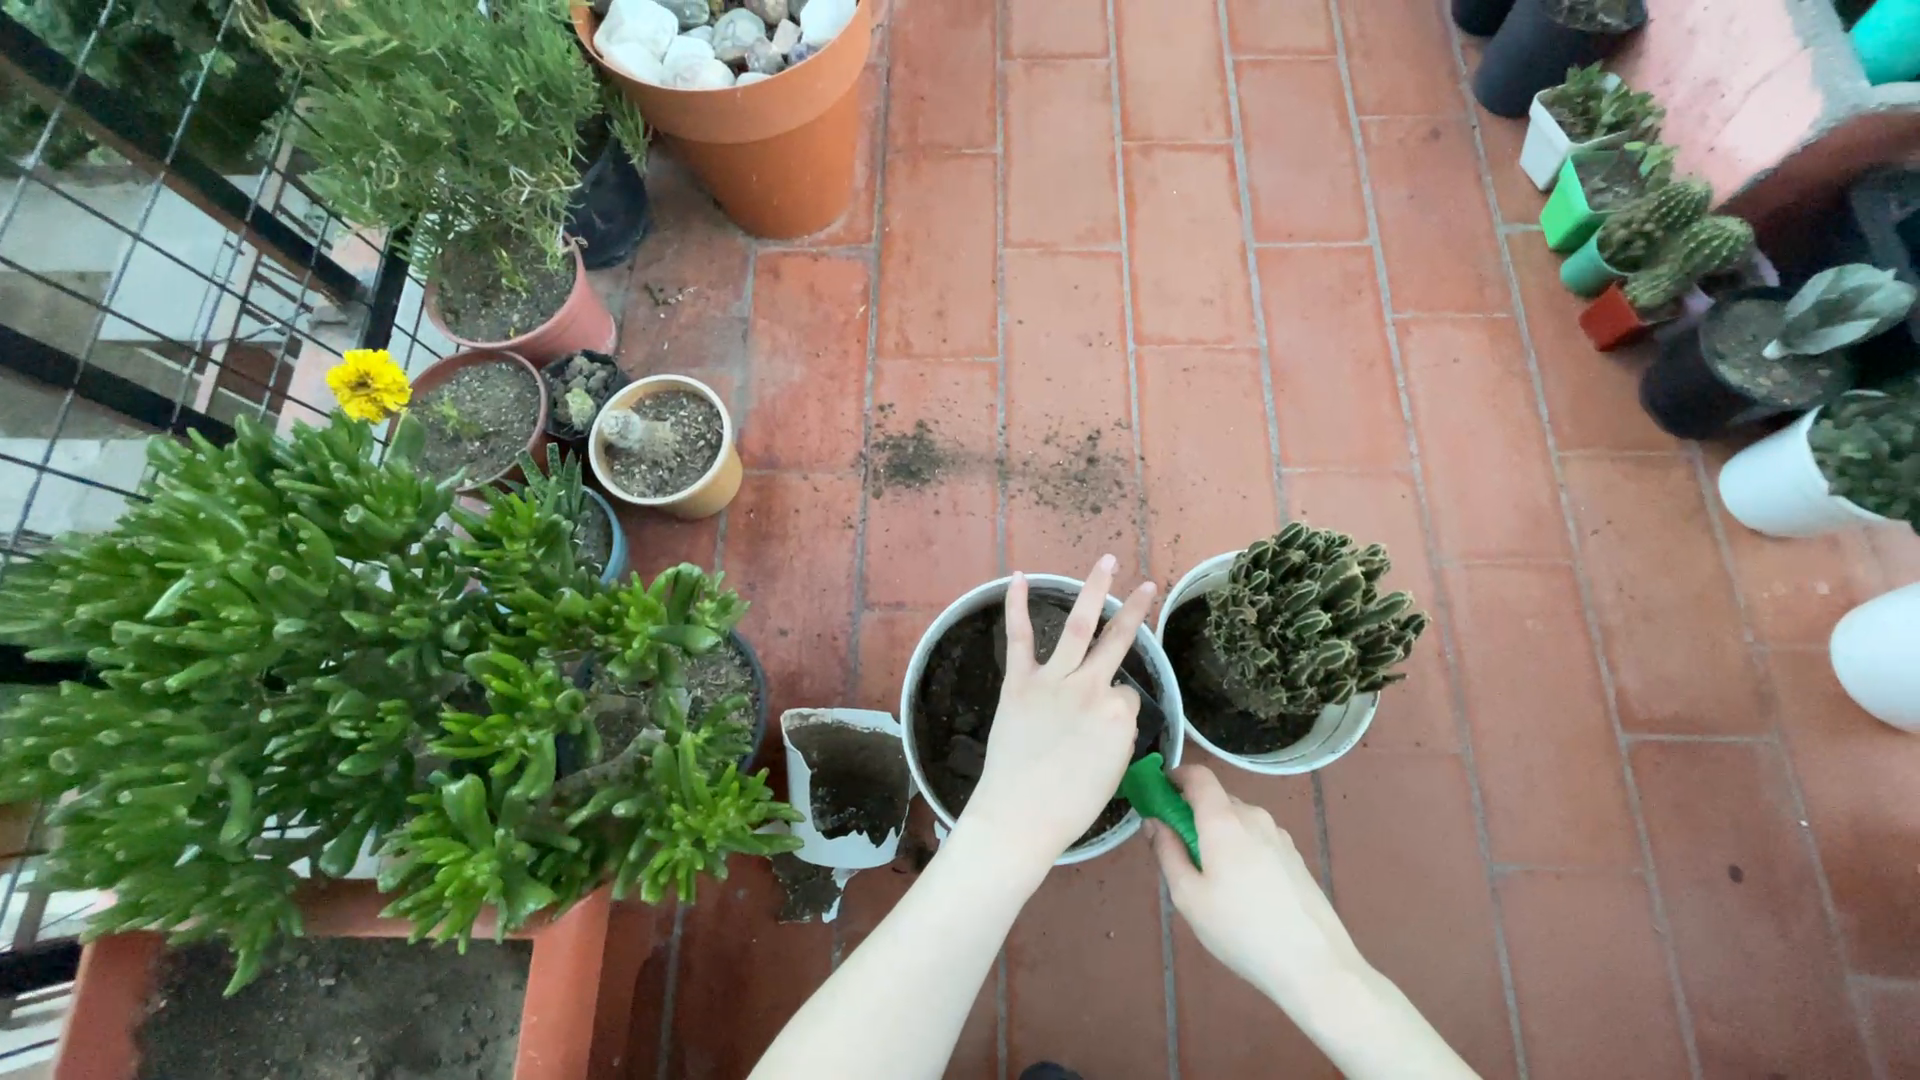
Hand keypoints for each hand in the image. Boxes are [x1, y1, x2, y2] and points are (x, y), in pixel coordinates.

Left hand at [959, 555, 1154, 872]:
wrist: (1021, 816)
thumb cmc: (1070, 807)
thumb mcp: (1113, 772)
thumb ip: (1115, 733)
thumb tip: (1108, 715)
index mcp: (1120, 714)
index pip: (1128, 695)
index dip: (1119, 711)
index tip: (1102, 730)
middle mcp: (1091, 688)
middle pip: (1118, 641)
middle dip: (1134, 610)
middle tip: (1147, 585)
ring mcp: (1053, 681)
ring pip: (1078, 627)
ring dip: (1094, 591)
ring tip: (1107, 562)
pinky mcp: (1018, 683)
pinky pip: (1019, 639)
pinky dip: (1016, 607)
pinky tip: (1018, 578)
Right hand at [1146, 765, 1364, 1004]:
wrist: (1316, 966)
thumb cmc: (1241, 929)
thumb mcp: (1188, 896)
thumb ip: (1167, 852)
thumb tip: (1155, 823)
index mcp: (1223, 819)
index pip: (1198, 775)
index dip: (1176, 776)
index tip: (1159, 794)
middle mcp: (1253, 816)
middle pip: (1217, 799)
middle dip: (1194, 814)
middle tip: (1180, 851)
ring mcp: (1279, 836)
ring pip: (1239, 821)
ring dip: (1220, 834)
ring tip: (1214, 879)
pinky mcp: (1296, 857)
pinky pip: (1258, 838)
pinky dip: (1242, 848)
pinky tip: (1245, 891)